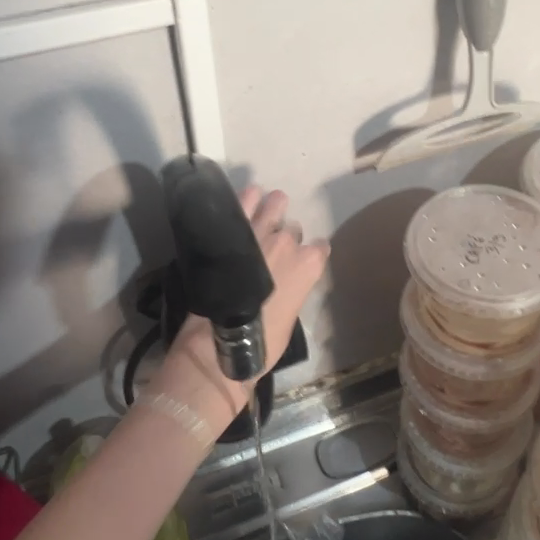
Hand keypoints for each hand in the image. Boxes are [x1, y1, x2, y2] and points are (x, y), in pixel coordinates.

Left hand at [162, 185, 328, 429]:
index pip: (320, 247)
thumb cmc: (262, 342)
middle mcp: (287, 243)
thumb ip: (293, 288)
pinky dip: (246, 199)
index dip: (313, 252)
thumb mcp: (290, 317)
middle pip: (293, 228)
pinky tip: (249, 194)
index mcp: (307, 266)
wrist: (219, 346)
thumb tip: (284, 281)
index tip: (305, 258)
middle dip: (287, 234)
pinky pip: (240, 207)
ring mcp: (257, 236)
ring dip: (273, 206)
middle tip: (276, 247)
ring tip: (270, 203)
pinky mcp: (231, 235)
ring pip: (272, 206)